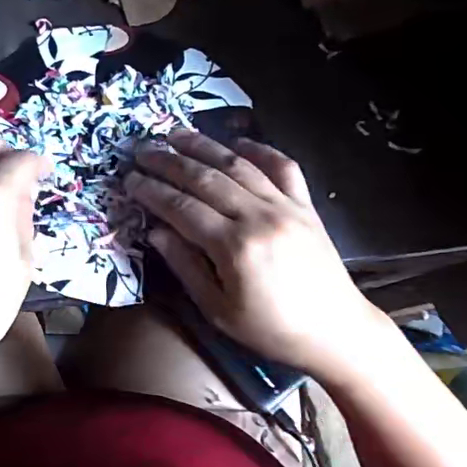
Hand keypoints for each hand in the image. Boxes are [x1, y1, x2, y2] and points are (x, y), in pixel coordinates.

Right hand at [126, 128, 394, 379]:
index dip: (153, 191)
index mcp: (234, 247)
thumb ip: (186, 267)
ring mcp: (286, 206)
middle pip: (206, 179)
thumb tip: (156, 231)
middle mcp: (259, 217)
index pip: (182, 208)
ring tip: (177, 134)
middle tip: (143, 151)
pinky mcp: (306, 206)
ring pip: (239, 166)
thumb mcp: (218, 310)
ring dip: (205, 146)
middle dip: (170, 162)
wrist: (336, 332)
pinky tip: (238, 144)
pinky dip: (260, 150)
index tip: (130, 179)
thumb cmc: (271, 330)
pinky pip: (283, 167)